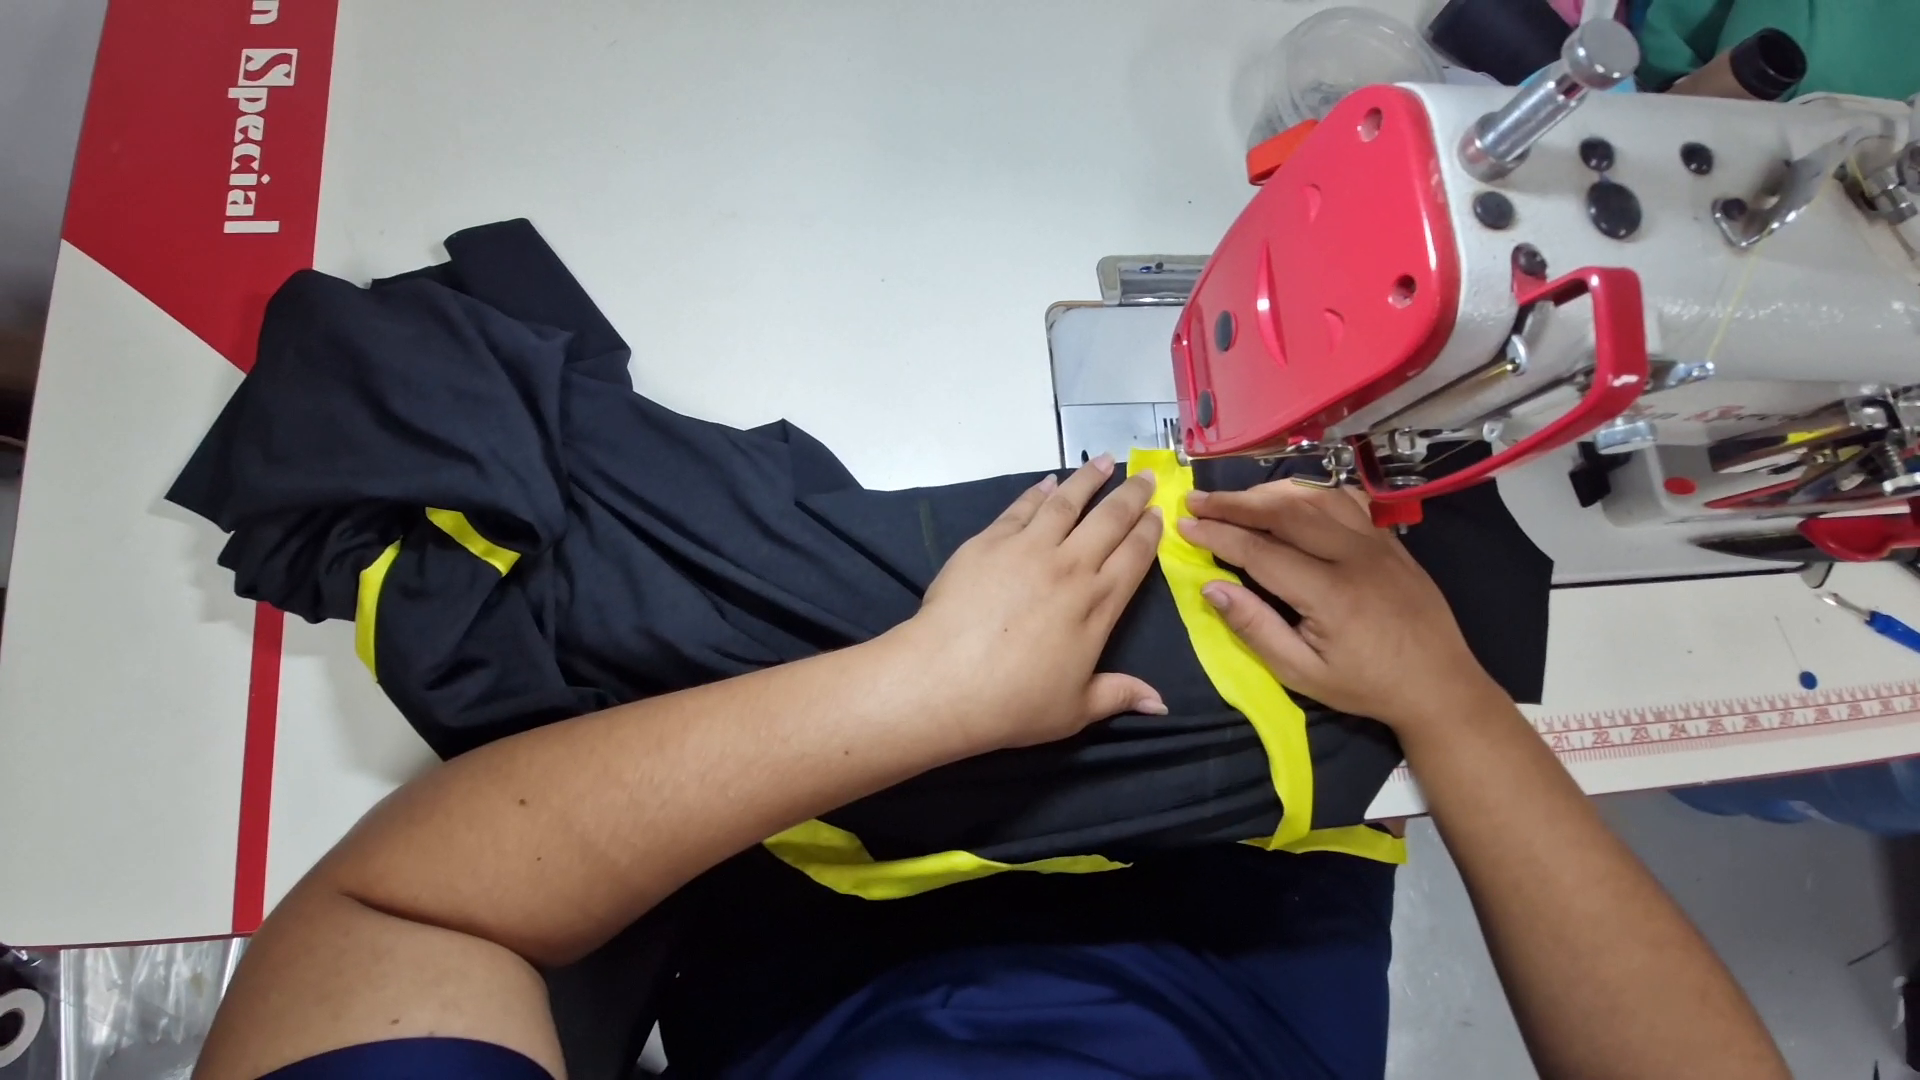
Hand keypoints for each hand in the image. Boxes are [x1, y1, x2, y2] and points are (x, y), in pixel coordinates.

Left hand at [892, 455, 1165, 750]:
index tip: (1158, 513)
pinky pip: (1021, 508)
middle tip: (1144, 476)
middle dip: (1131, 495)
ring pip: (1067, 503)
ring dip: (1088, 480)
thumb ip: (1119, 695)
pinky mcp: (989, 541)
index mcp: (1098, 604)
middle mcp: (1070, 566)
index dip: (1149, 531)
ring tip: (1103, 462)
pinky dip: (1038, 492)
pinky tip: (1048, 483)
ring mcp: (1028, 549)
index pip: (1134, 556)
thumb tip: (1162, 704)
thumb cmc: (1014, 701)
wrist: (946, 678)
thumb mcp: (1075, 710)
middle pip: (1109, 520)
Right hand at [1175, 481, 1502, 732]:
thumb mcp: (1301, 672)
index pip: (1259, 551)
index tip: (1184, 525)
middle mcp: (1354, 556)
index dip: (1217, 535)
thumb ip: (1254, 627)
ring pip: (1315, 498)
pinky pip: (1346, 501)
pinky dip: (1310, 492)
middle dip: (1234, 503)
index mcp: (1329, 593)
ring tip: (1235, 498)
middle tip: (1197, 500)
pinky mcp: (1390, 541)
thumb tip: (1211, 588)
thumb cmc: (1364, 685)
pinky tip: (1290, 498)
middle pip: (1284, 512)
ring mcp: (1377, 543)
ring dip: (1269, 492)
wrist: (1440, 685)